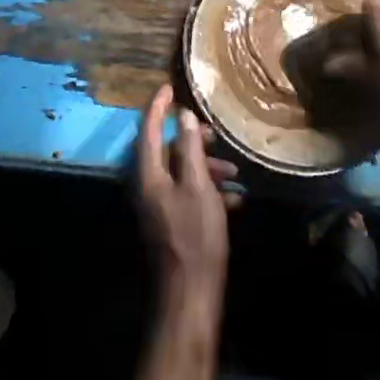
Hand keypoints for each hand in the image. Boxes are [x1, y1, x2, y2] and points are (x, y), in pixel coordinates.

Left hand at [135, 84, 239, 294]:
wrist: (189, 292)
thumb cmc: (196, 235)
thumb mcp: (198, 186)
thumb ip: (190, 149)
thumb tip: (184, 115)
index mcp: (147, 173)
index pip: (148, 128)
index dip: (158, 105)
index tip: (170, 86)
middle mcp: (146, 185)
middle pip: (165, 149)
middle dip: (191, 138)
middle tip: (216, 133)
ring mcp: (156, 204)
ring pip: (178, 172)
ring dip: (204, 166)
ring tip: (233, 170)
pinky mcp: (169, 221)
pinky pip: (185, 193)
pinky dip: (206, 189)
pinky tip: (233, 197)